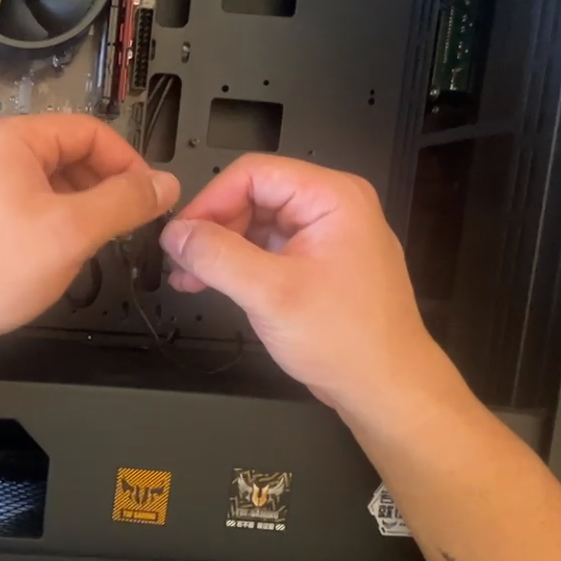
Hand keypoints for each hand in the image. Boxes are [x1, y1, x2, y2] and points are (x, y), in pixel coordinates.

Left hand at [0, 114, 178, 356]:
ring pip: (57, 184)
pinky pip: (37, 206)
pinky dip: (61, 223)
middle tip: (128, 222)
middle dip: (107, 188)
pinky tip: (66, 251)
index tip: (151, 195)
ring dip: (86, 208)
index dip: (128, 162)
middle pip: (73, 155)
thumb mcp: (71, 232)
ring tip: (96, 242)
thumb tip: (164, 184)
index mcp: (13, 140)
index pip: (90, 131)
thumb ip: (124, 202)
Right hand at [158, 153, 452, 415]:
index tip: (181, 236)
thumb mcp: (271, 293)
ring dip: (218, 249)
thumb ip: (218, 257)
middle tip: (182, 261)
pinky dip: (234, 265)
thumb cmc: (350, 342)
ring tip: (190, 278)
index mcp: (332, 199)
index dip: (210, 202)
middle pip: (250, 196)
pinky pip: (264, 249)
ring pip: (253, 224)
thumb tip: (177, 234)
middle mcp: (330, 209)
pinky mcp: (313, 263)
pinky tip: (211, 285)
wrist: (383, 386)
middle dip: (211, 228)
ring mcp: (322, 236)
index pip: (253, 174)